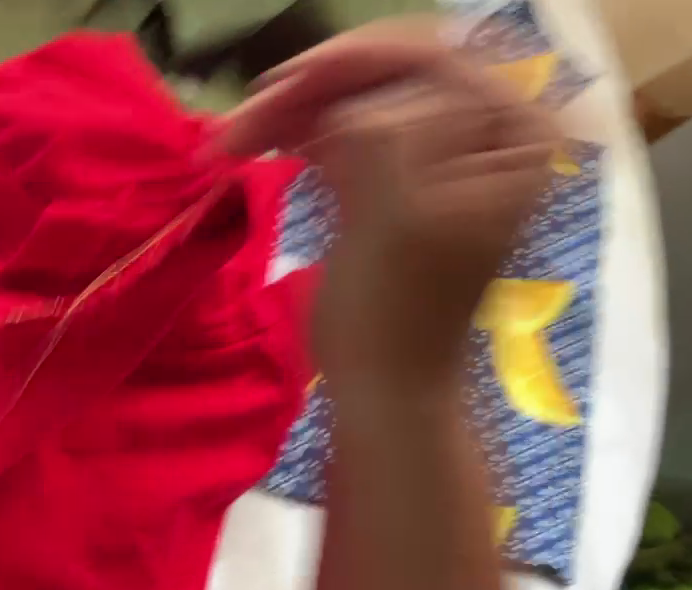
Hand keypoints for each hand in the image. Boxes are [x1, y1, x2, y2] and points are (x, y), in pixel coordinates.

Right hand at [221, 20, 559, 405]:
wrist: (382, 383)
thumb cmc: (391, 315)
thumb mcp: (394, 223)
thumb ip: (384, 143)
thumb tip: (344, 107)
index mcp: (505, 132)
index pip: (428, 61)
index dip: (347, 64)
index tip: (269, 89)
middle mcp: (475, 134)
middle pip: (385, 82)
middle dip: (307, 95)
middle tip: (231, 128)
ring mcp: (428, 163)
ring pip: (356, 110)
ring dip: (291, 118)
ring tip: (229, 143)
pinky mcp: (386, 190)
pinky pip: (344, 143)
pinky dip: (299, 141)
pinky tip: (259, 150)